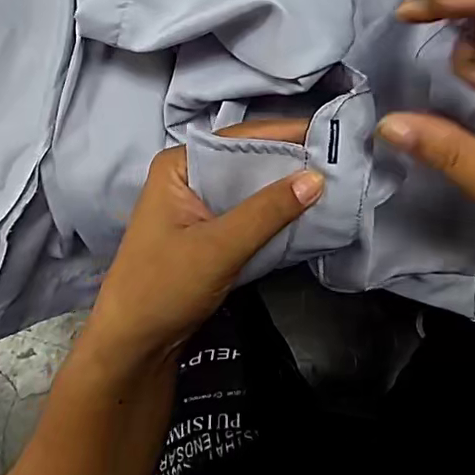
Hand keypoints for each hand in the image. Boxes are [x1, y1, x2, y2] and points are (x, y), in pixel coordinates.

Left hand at [83, 123, 321, 366]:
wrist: (135, 344)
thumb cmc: (164, 286)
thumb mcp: (219, 247)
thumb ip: (267, 212)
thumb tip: (317, 179)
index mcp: (178, 165)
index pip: (237, 138)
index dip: (284, 133)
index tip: (329, 131)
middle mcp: (186, 176)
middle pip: (244, 158)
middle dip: (288, 158)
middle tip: (339, 155)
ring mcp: (196, 204)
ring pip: (247, 185)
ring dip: (283, 185)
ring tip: (333, 177)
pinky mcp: (207, 230)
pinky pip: (246, 209)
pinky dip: (273, 210)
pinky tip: (305, 209)